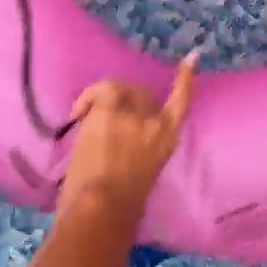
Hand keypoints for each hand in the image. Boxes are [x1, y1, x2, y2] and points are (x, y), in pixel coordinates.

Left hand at [55, 53, 197, 214]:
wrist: (104, 208)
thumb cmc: (122, 207)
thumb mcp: (143, 174)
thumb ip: (139, 151)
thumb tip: (120, 144)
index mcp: (168, 140)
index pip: (182, 101)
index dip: (185, 78)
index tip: (191, 58)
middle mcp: (155, 122)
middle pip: (143, 94)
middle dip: (124, 100)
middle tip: (103, 118)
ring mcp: (132, 115)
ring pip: (118, 88)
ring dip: (101, 96)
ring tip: (83, 113)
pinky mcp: (109, 112)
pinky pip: (100, 90)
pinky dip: (87, 96)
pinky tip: (76, 111)